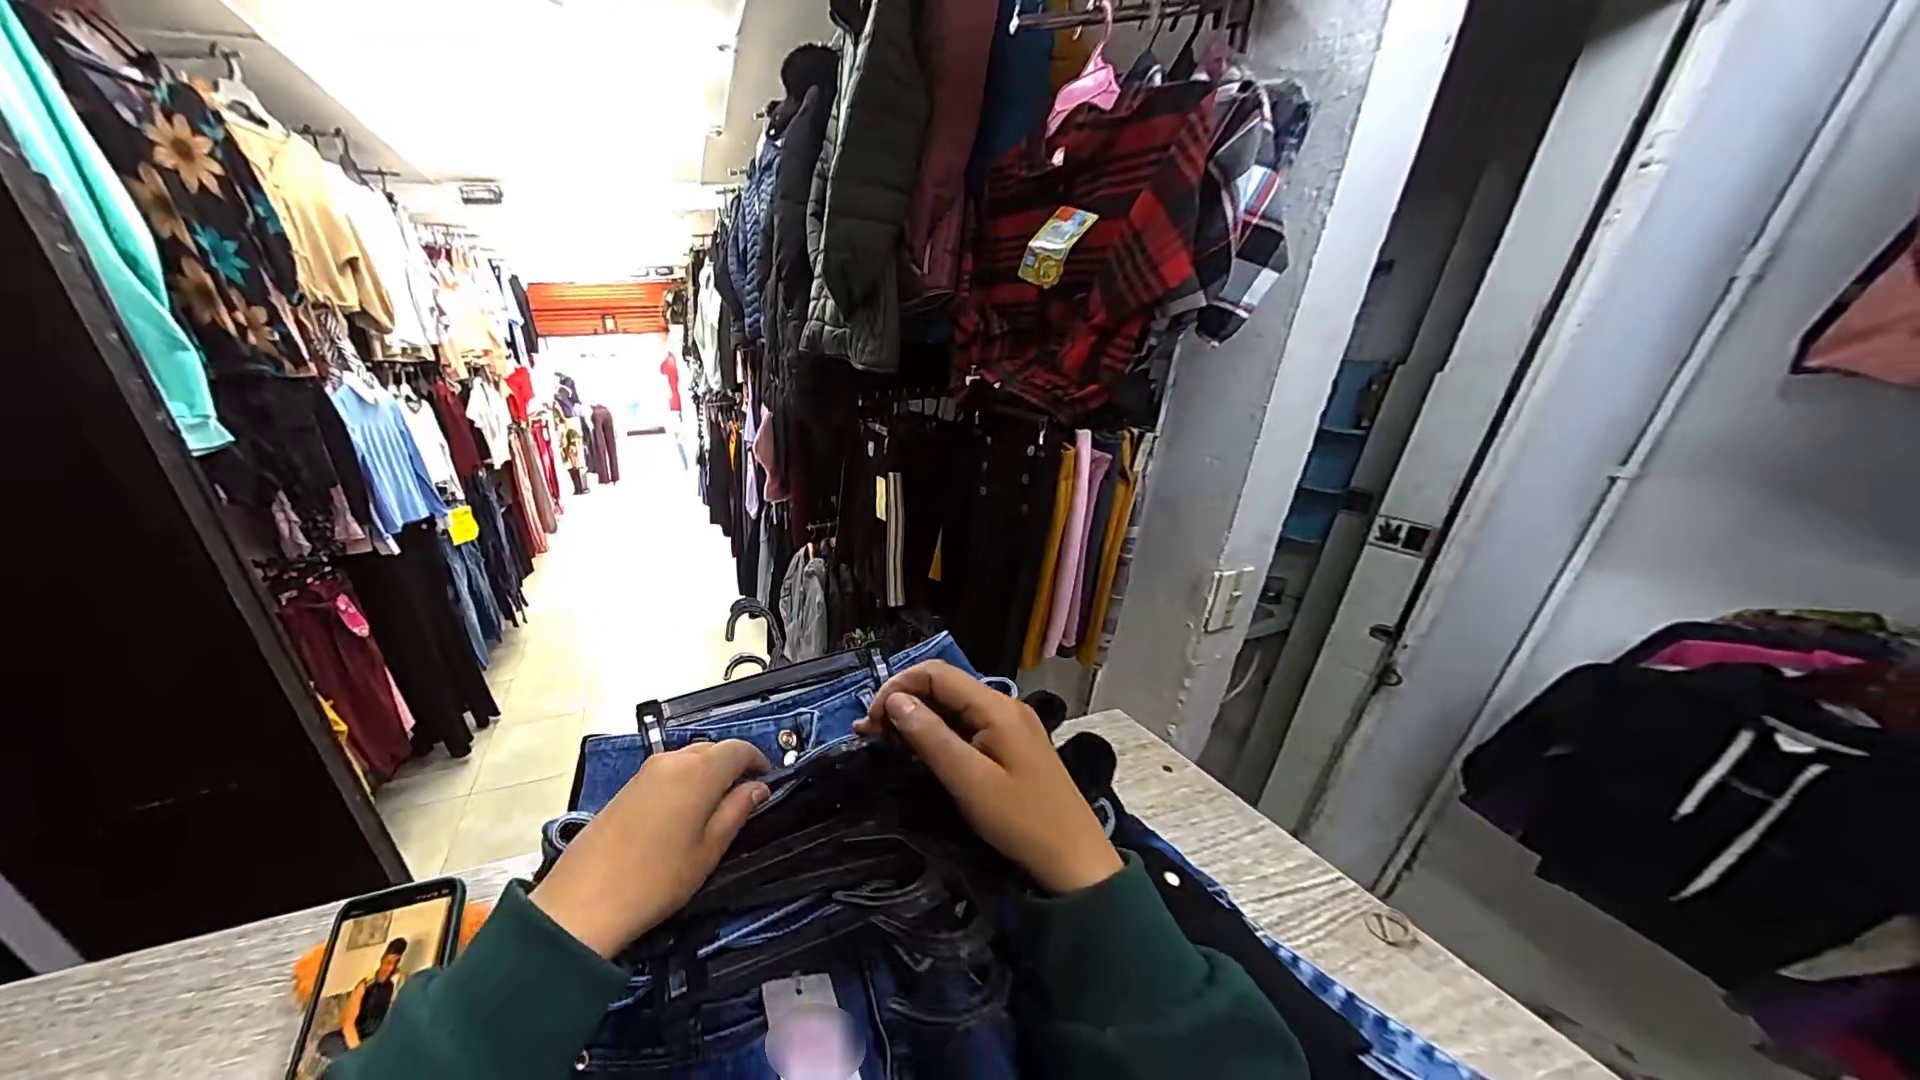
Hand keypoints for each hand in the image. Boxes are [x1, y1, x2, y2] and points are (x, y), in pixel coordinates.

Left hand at [530, 740, 769, 957]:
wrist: (581, 904)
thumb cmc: (656, 879)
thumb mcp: (709, 849)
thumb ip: (738, 810)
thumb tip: (758, 788)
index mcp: (699, 771)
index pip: (739, 749)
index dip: (758, 761)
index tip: (767, 781)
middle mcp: (672, 761)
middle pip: (714, 750)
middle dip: (733, 766)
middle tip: (744, 797)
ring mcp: (646, 772)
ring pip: (690, 759)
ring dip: (708, 773)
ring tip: (714, 807)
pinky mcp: (627, 787)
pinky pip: (669, 771)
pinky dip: (685, 781)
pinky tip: (683, 813)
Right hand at [855, 661, 1123, 893]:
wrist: (1074, 858)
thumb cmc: (1021, 820)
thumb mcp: (969, 781)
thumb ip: (930, 737)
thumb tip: (895, 701)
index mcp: (996, 707)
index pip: (936, 674)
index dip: (898, 688)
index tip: (870, 722)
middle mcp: (1003, 704)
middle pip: (944, 686)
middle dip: (904, 702)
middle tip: (870, 734)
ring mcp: (1010, 723)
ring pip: (953, 705)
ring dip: (918, 717)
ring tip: (885, 742)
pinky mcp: (1011, 742)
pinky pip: (967, 724)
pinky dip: (939, 732)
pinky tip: (919, 749)